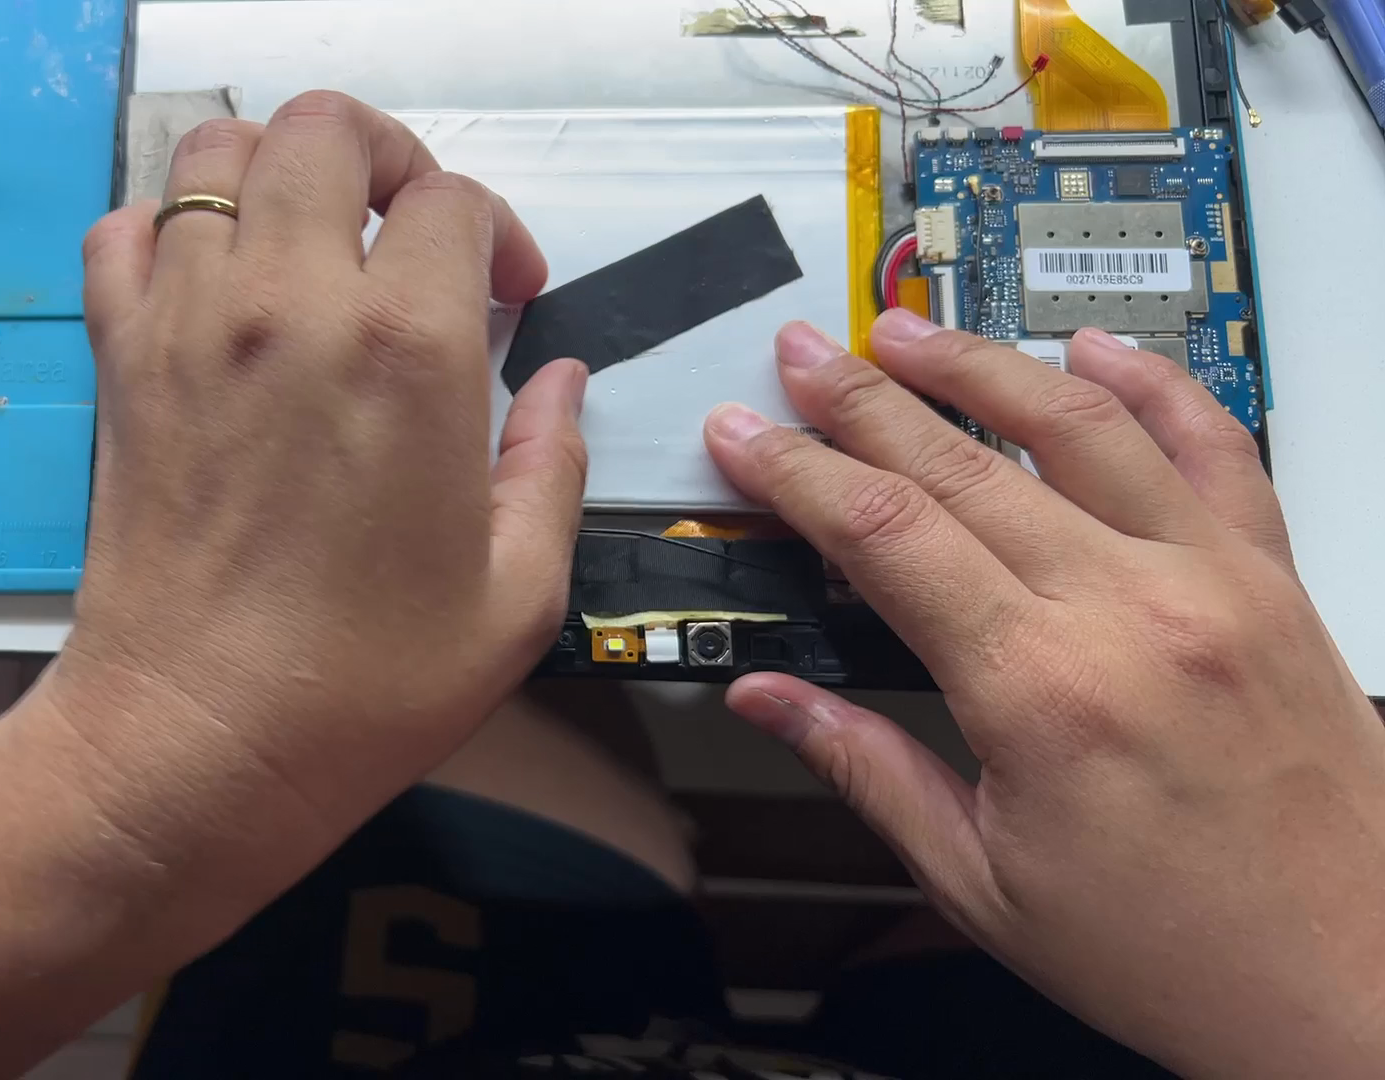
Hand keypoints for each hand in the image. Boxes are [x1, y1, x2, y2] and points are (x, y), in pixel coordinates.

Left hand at [42, 92, 586, 856]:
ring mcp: (189, 324)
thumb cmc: (370, 686)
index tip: (508, 295)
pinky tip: (224, 285)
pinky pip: (127, 234)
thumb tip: (559, 379)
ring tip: (325, 247)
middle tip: (417, 235)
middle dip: (390, 159)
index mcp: (407, 353)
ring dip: (284, 176)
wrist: (201, 742)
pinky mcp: (122, 363)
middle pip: (326, 131)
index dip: (498, 234)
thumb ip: (555, 461)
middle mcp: (290, 305)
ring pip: (217, 156)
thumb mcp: (520, 594)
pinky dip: (175, 227)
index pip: (454, 203)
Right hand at [704, 311, 1384, 1076]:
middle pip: (958, 466)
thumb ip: (855, 761)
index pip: (881, 537)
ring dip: (977, 368)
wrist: (1381, 1004)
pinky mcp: (1274, 584)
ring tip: (906, 330)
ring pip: (1078, 431)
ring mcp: (1215, 584)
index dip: (795, 472)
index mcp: (1037, 689)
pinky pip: (1217, 453)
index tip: (741, 435)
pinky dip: (1156, 386)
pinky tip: (1096, 348)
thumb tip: (760, 697)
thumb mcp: (971, 873)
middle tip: (797, 353)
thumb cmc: (1167, 950)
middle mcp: (1130, 612)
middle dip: (857, 401)